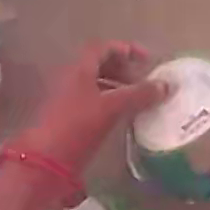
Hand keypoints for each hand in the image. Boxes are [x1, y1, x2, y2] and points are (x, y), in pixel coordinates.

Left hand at [10, 42, 163, 175]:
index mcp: (80, 68)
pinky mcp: (66, 117)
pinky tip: (120, 116)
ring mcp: (66, 97)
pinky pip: (91, 99)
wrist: (44, 163)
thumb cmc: (77, 126)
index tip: (147, 60)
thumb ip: (139, 94)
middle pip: (99, 63)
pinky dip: (108, 101)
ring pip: (95, 82)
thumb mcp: (112, 107)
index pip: (105, 47)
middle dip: (123, 68)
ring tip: (136, 99)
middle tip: (142, 81)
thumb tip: (166, 85)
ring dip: (117, 86)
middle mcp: (71, 78)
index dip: (127, 49)